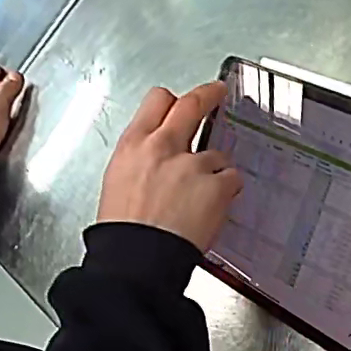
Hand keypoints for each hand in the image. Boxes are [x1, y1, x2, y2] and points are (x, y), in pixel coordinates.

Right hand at [97, 82, 241, 250]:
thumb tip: (155, 163)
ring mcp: (192, 164)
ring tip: (202, 201)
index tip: (181, 99)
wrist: (139, 257)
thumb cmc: (125, 232)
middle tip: (218, 93)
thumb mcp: (118, 184)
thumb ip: (142, 163)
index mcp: (134, 145)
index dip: (173, 99)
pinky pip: (232, 178)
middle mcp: (164, 147)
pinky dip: (228, 191)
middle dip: (208, 95)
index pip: (157, 102)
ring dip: (215, 172)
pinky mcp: (216, 185)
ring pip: (216, 155)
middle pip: (191, 106)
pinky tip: (214, 208)